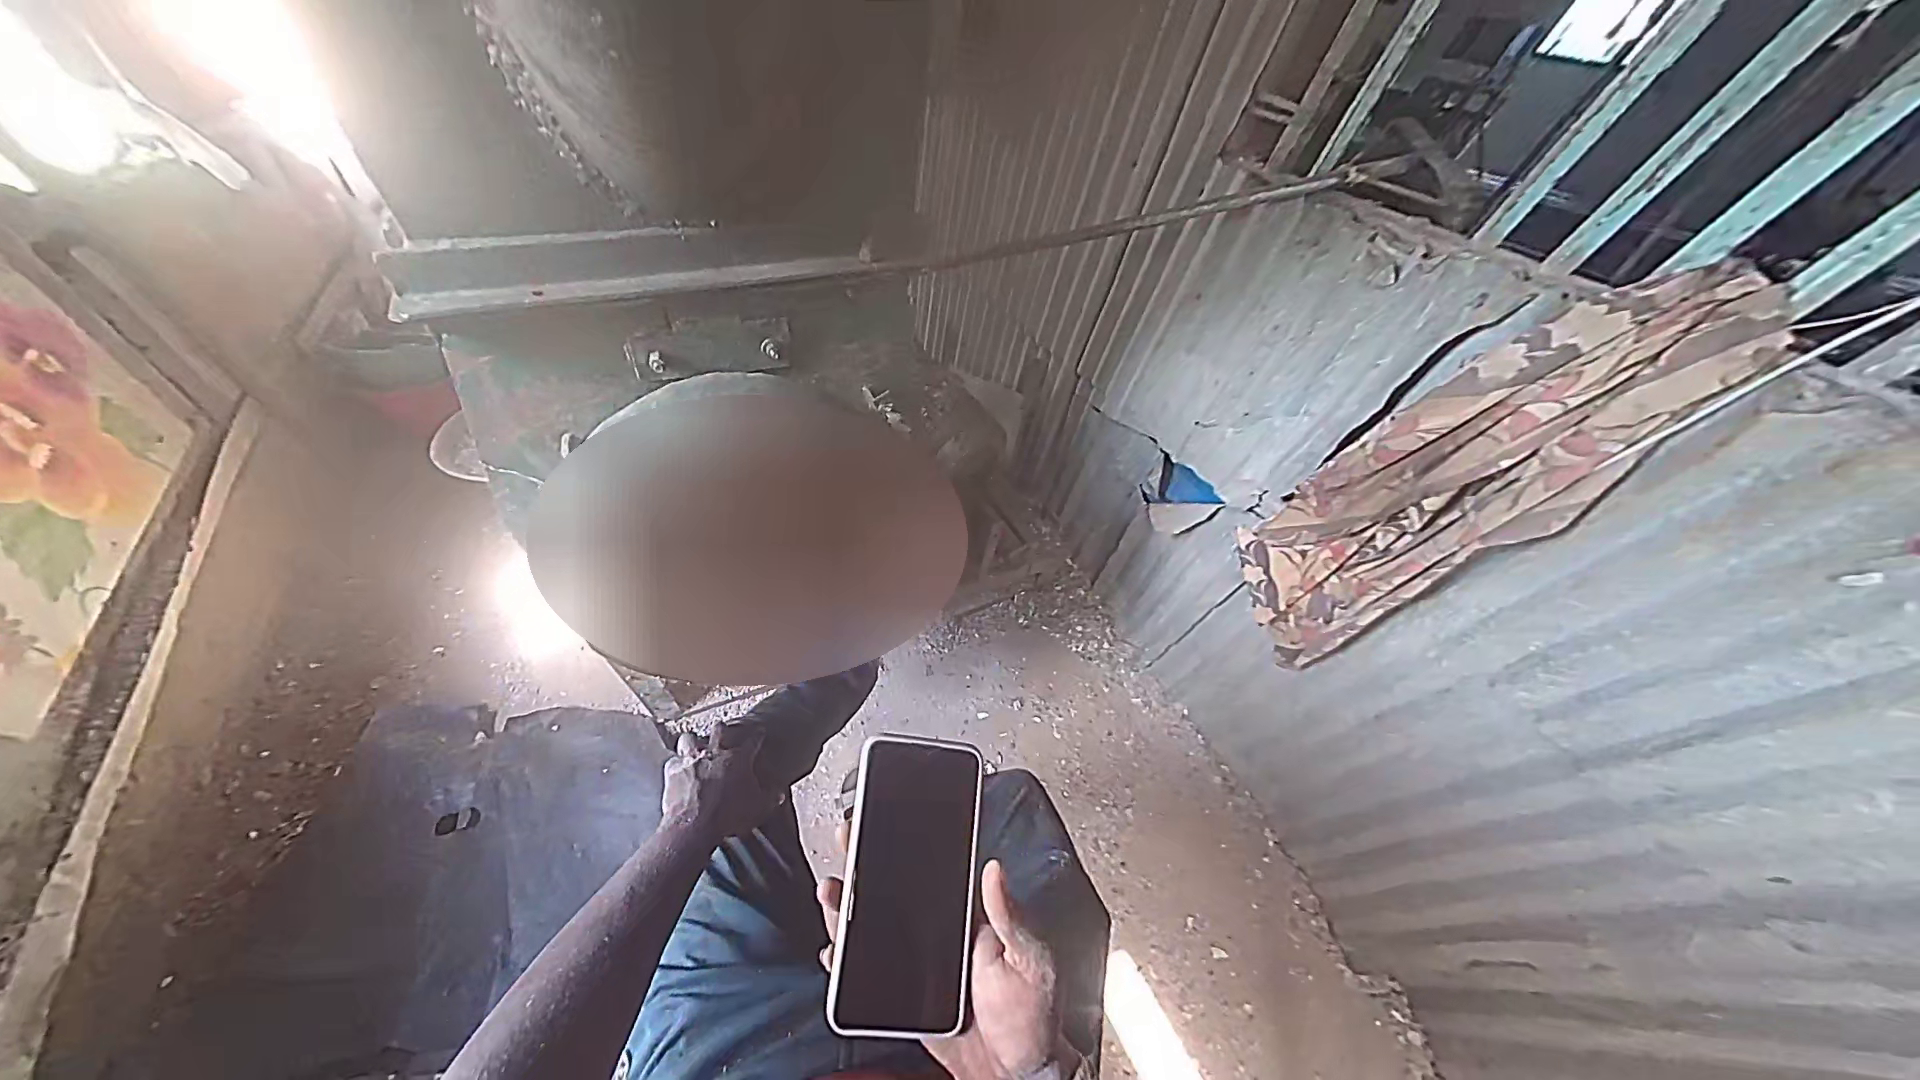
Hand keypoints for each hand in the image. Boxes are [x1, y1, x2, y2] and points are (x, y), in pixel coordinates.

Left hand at [661, 723, 778, 839]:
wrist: (694, 827)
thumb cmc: (729, 816)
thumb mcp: (758, 809)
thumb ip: (770, 798)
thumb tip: (779, 793)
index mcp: (739, 759)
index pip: (753, 740)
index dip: (757, 735)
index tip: (759, 733)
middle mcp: (715, 753)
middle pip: (720, 729)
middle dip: (722, 729)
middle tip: (724, 733)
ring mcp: (692, 760)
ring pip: (690, 738)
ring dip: (692, 742)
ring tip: (695, 748)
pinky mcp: (673, 771)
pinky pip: (673, 761)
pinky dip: (676, 765)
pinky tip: (678, 771)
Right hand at [817, 823, 1066, 1079]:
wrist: (1014, 1072)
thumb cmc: (1030, 1013)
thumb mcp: (1029, 959)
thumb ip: (1010, 917)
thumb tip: (995, 869)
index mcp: (967, 913)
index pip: (931, 870)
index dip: (904, 845)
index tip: (884, 823)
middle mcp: (938, 930)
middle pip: (894, 892)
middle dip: (866, 865)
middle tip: (848, 841)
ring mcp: (918, 959)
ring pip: (874, 926)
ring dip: (848, 908)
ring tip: (831, 891)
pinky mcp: (903, 991)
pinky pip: (867, 971)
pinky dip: (846, 961)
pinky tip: (833, 951)